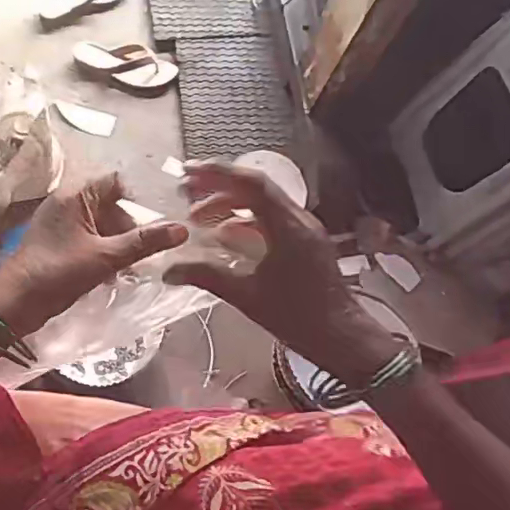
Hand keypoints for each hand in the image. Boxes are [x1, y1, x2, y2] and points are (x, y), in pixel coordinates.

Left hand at [0, 173, 187, 334]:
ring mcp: (60, 225)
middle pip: (111, 205)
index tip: (159, 219)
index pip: (116, 182)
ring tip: (132, 265)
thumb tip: (181, 229)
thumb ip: (144, 242)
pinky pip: (89, 241)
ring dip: (119, 243)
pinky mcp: (57, 246)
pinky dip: (104, 253)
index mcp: (75, 196)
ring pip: (101, 226)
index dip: (139, 198)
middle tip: (146, 249)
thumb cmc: (58, 273)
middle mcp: (66, 204)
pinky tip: (114, 274)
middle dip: (131, 227)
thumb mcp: (106, 257)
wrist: (14, 304)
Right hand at [164, 161, 401, 381]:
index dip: (216, 173)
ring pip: (262, 204)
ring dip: (230, 206)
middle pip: (255, 190)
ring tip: (198, 218)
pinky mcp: (304, 244)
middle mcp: (299, 220)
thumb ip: (207, 276)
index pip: (251, 184)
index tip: (187, 172)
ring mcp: (304, 231)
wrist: (340, 336)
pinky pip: (271, 221)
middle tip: (186, 194)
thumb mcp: (246, 296)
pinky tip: (223, 236)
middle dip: (217, 188)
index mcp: (287, 226)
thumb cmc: (298, 317)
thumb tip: (169, 270)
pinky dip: (244, 222)